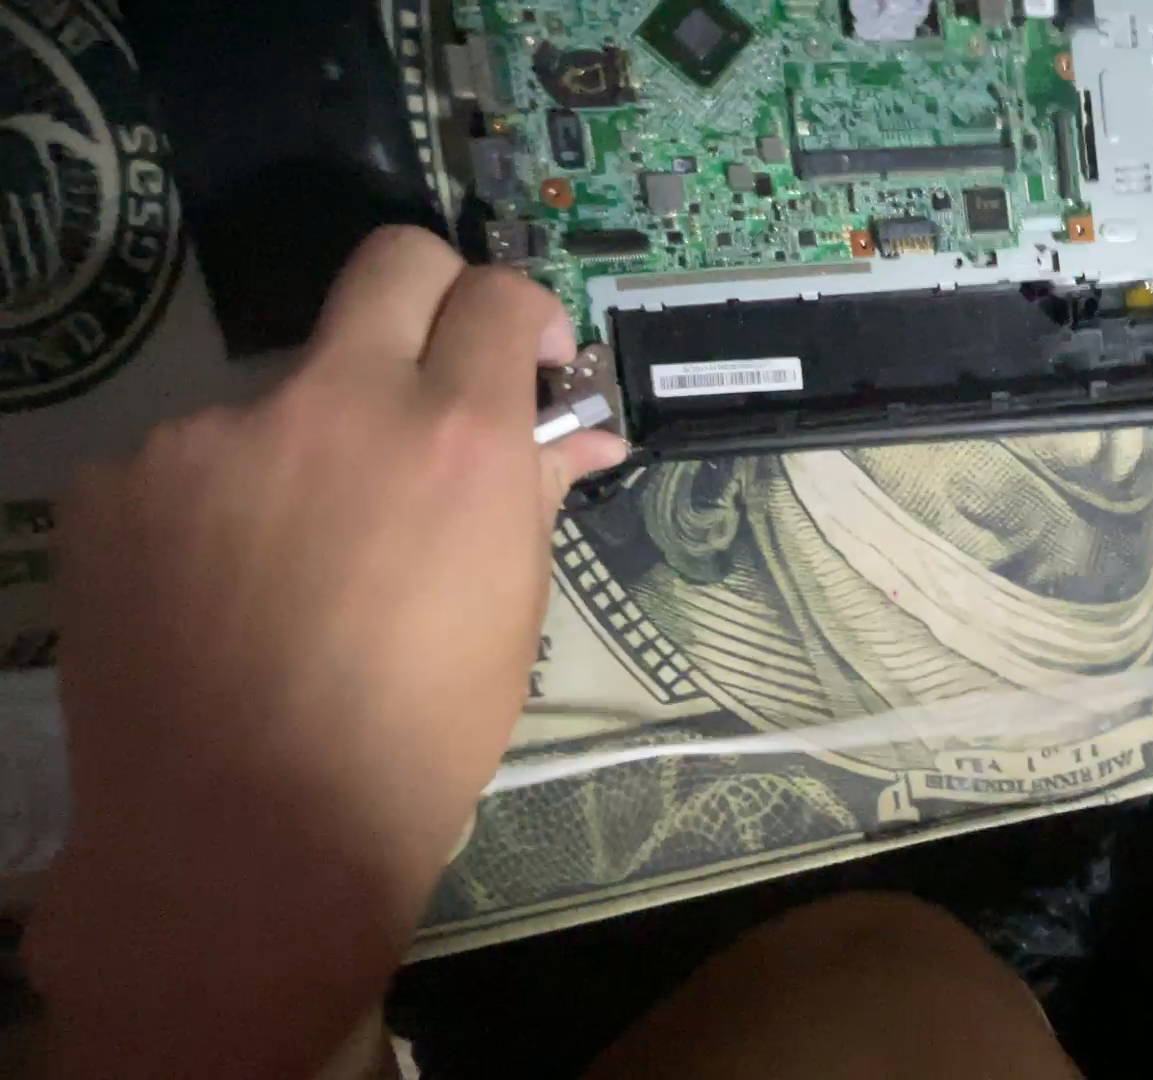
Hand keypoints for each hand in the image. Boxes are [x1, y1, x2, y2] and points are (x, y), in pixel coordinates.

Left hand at [26, 227, 625, 1075]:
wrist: (263, 820)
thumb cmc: (438, 709)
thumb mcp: (519, 592)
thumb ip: (543, 486)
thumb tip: (589, 434)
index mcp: (459, 436)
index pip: (499, 298)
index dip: (529, 312)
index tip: (537, 358)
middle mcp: (339, 402)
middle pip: (394, 262)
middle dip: (444, 290)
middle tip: (458, 364)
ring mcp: (215, 432)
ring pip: (301, 374)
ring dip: (341, 420)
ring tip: (342, 529)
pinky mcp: (125, 479)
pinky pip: (215, 445)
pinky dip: (257, 481)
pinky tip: (259, 569)